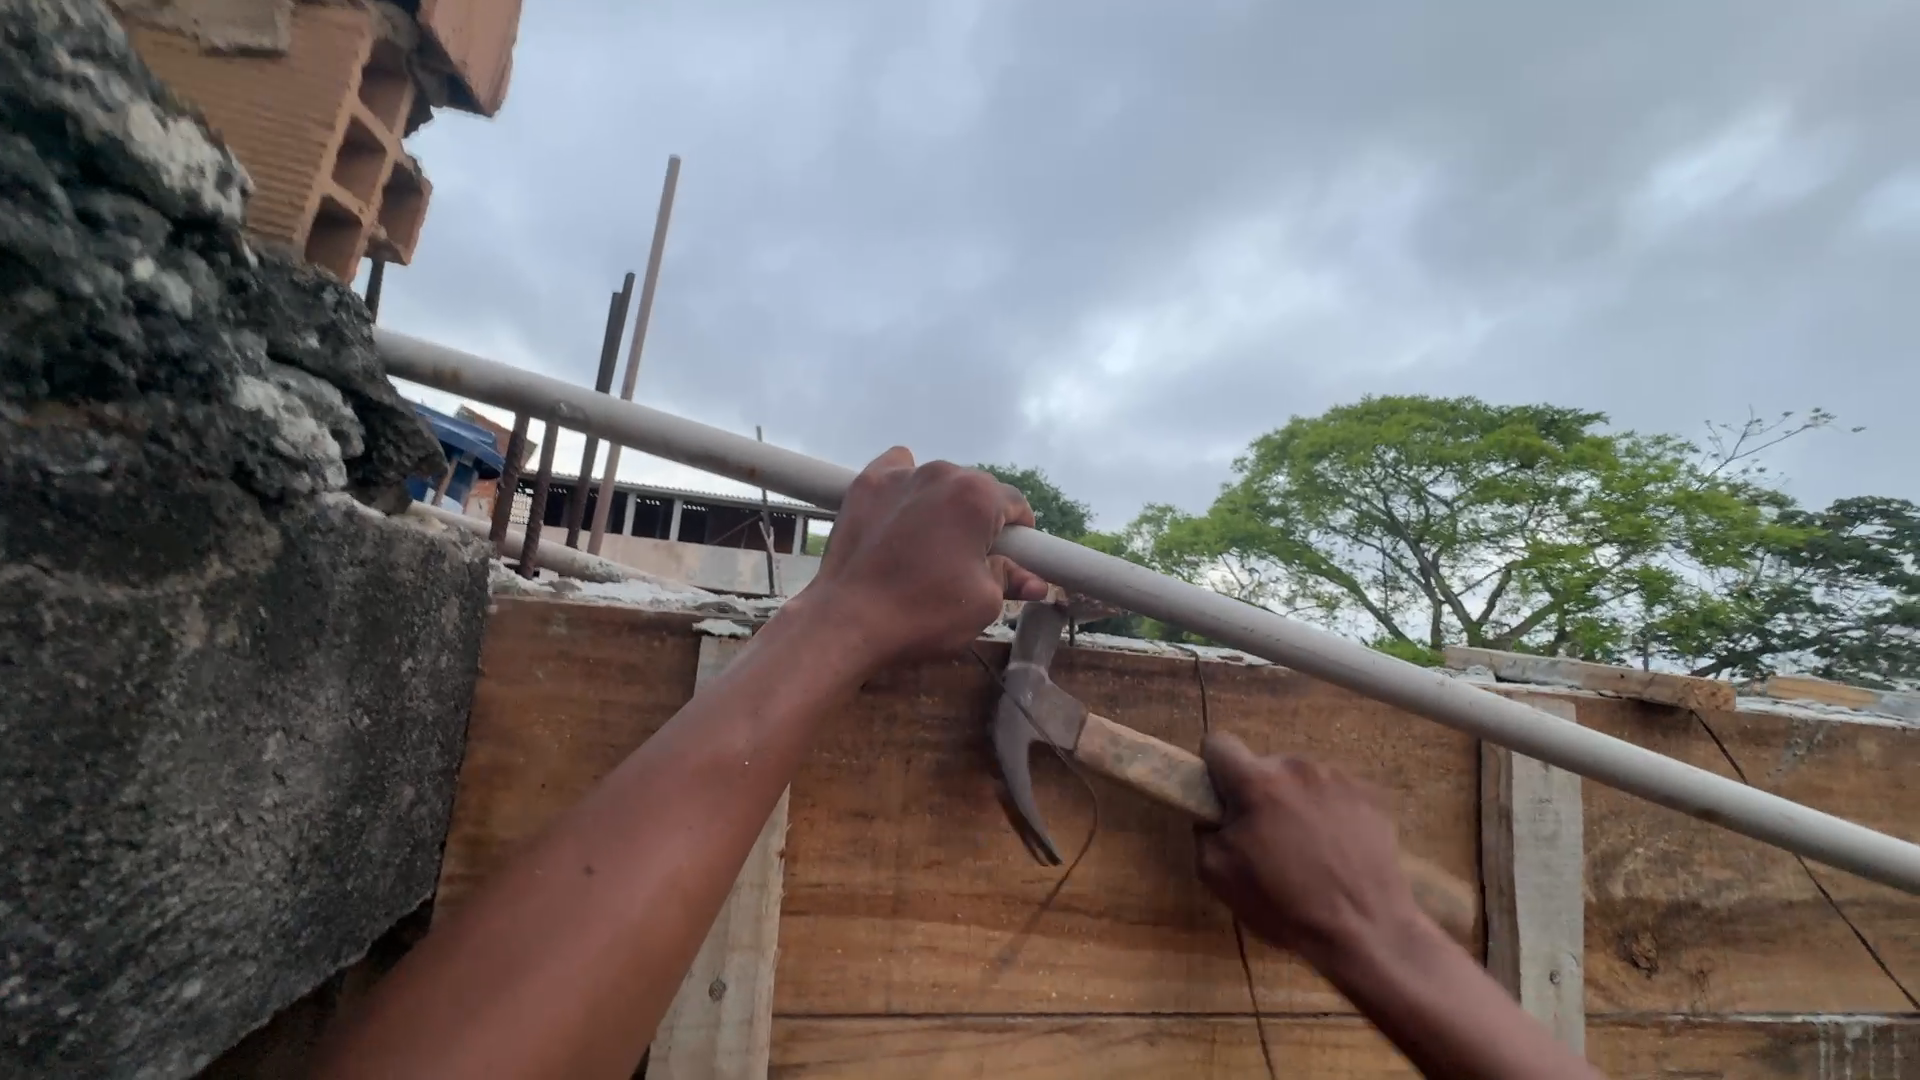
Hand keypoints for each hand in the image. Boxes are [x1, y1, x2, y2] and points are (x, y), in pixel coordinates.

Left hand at [802, 447, 1049, 669]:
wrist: (847, 621)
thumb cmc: (923, 614)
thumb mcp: (982, 604)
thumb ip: (1011, 580)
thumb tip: (1034, 582)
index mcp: (978, 498)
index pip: (1015, 504)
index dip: (1018, 533)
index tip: (1009, 557)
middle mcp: (942, 474)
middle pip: (977, 490)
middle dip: (980, 519)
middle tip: (969, 559)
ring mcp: (901, 475)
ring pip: (938, 481)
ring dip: (943, 505)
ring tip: (928, 544)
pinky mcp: (866, 484)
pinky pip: (899, 469)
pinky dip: (906, 485)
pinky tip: (902, 512)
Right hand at [1195, 731, 1423, 963]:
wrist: (1368, 934)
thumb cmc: (1284, 904)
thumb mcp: (1217, 874)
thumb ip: (1204, 830)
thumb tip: (1213, 814)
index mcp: (1256, 781)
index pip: (1218, 743)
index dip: (1213, 769)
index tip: (1221, 798)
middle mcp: (1297, 767)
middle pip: (1263, 766)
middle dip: (1258, 793)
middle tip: (1266, 837)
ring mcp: (1338, 779)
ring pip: (1300, 779)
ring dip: (1294, 801)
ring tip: (1308, 848)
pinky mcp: (1370, 797)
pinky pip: (1334, 794)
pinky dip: (1329, 813)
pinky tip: (1337, 850)